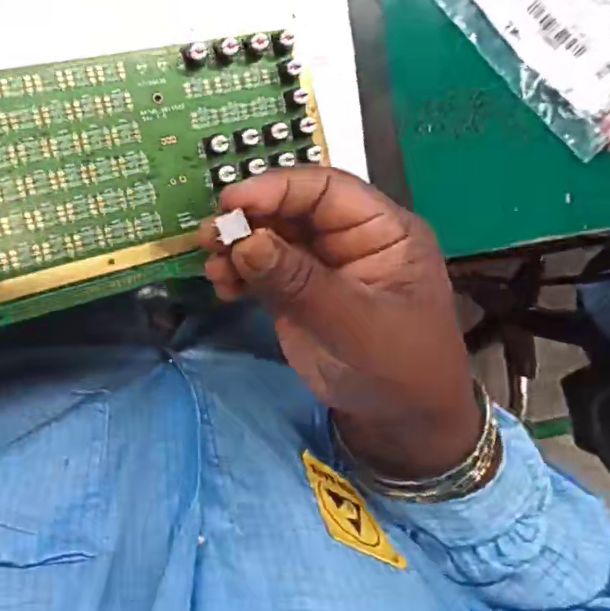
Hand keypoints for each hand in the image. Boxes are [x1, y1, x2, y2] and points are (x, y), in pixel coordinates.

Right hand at [198, 167, 480, 479]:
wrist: (399, 422)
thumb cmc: (398, 368)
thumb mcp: (354, 325)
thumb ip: (299, 282)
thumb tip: (245, 242)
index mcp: (382, 230)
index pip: (326, 189)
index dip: (277, 188)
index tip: (231, 202)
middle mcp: (347, 237)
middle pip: (289, 208)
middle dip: (247, 218)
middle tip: (210, 236)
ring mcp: (317, 263)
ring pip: (267, 235)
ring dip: (234, 246)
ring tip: (213, 268)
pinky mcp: (293, 289)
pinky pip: (257, 267)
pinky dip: (235, 272)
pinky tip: (223, 288)